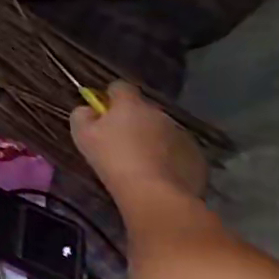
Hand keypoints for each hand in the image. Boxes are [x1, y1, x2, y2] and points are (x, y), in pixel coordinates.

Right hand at [70, 81, 207, 198]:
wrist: (153, 192)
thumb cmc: (111, 158)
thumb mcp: (81, 134)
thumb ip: (82, 115)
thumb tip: (90, 110)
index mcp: (131, 105)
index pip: (120, 87)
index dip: (110, 97)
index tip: (103, 112)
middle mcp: (160, 114)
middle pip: (143, 110)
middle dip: (132, 120)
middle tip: (118, 141)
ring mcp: (182, 135)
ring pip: (162, 130)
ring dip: (151, 138)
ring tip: (140, 161)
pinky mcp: (197, 156)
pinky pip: (178, 150)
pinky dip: (168, 157)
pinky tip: (158, 172)